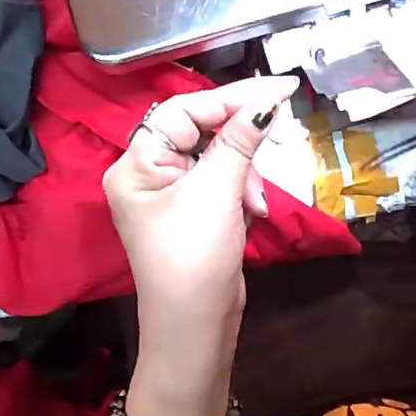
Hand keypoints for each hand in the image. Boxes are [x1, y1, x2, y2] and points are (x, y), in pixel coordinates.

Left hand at [103, 76, 297, 369]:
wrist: (195, 327)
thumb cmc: (194, 257)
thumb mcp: (217, 193)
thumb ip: (240, 141)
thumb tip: (267, 98)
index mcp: (136, 164)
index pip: (183, 110)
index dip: (231, 97)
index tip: (279, 88)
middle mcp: (147, 174)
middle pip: (200, 131)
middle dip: (238, 143)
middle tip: (275, 133)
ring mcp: (170, 195)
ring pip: (217, 157)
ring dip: (244, 174)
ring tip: (254, 204)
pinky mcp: (193, 212)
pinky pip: (221, 182)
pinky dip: (241, 192)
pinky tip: (251, 212)